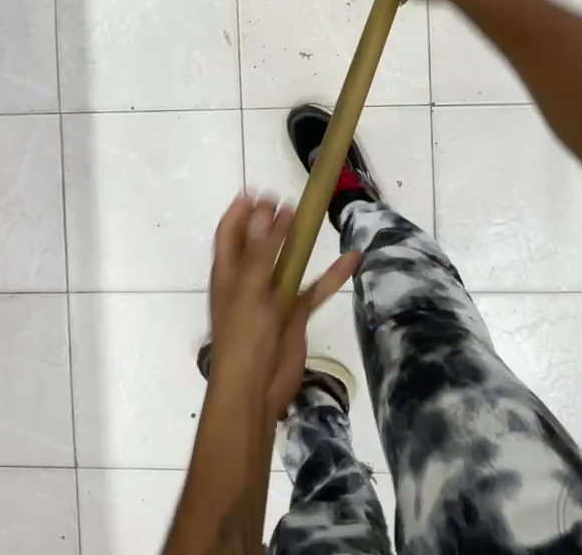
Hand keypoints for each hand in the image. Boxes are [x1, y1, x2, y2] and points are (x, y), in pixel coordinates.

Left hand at [206, 193, 359, 425]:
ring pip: (288, 260)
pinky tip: (353, 258)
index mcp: (228, 272)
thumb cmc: (244, 338)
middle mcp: (249, 279)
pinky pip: (316, 288)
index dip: (240, 212)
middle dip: (269, 220)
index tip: (256, 191)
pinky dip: (332, 275)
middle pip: (258, 241)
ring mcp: (272, 296)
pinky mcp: (294, 313)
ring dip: (297, 239)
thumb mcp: (249, 290)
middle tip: (284, 199)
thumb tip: (267, 211)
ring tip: (307, 214)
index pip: (230, 233)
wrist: (256, 391)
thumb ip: (261, 251)